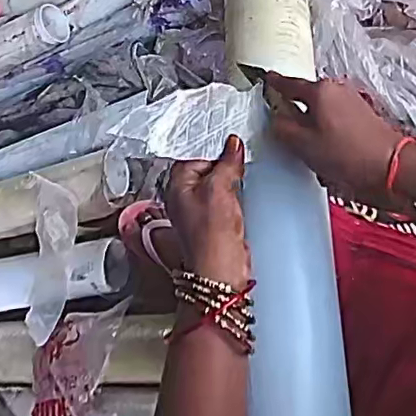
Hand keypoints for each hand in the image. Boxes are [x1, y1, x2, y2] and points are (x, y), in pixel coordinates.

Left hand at [164, 134, 249, 286]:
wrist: (221, 270)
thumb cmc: (209, 235)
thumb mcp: (219, 188)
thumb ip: (227, 164)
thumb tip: (233, 146)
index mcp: (176, 186)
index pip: (195, 156)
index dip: (214, 153)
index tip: (231, 151)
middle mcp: (183, 199)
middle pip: (206, 171)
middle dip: (223, 168)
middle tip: (236, 169)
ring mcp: (198, 212)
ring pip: (216, 187)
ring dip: (229, 185)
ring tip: (237, 187)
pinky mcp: (213, 224)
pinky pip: (224, 202)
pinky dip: (233, 199)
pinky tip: (239, 203)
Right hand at [264, 73, 409, 209]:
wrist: (391, 166)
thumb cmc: (347, 154)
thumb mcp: (303, 144)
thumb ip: (282, 127)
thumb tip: (276, 117)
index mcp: (319, 90)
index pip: (289, 84)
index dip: (275, 83)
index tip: (266, 79)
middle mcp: (336, 89)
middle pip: (305, 96)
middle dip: (294, 110)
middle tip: (284, 129)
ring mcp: (351, 100)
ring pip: (320, 108)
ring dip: (311, 123)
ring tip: (308, 147)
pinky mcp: (362, 114)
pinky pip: (334, 116)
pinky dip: (326, 128)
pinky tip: (327, 149)